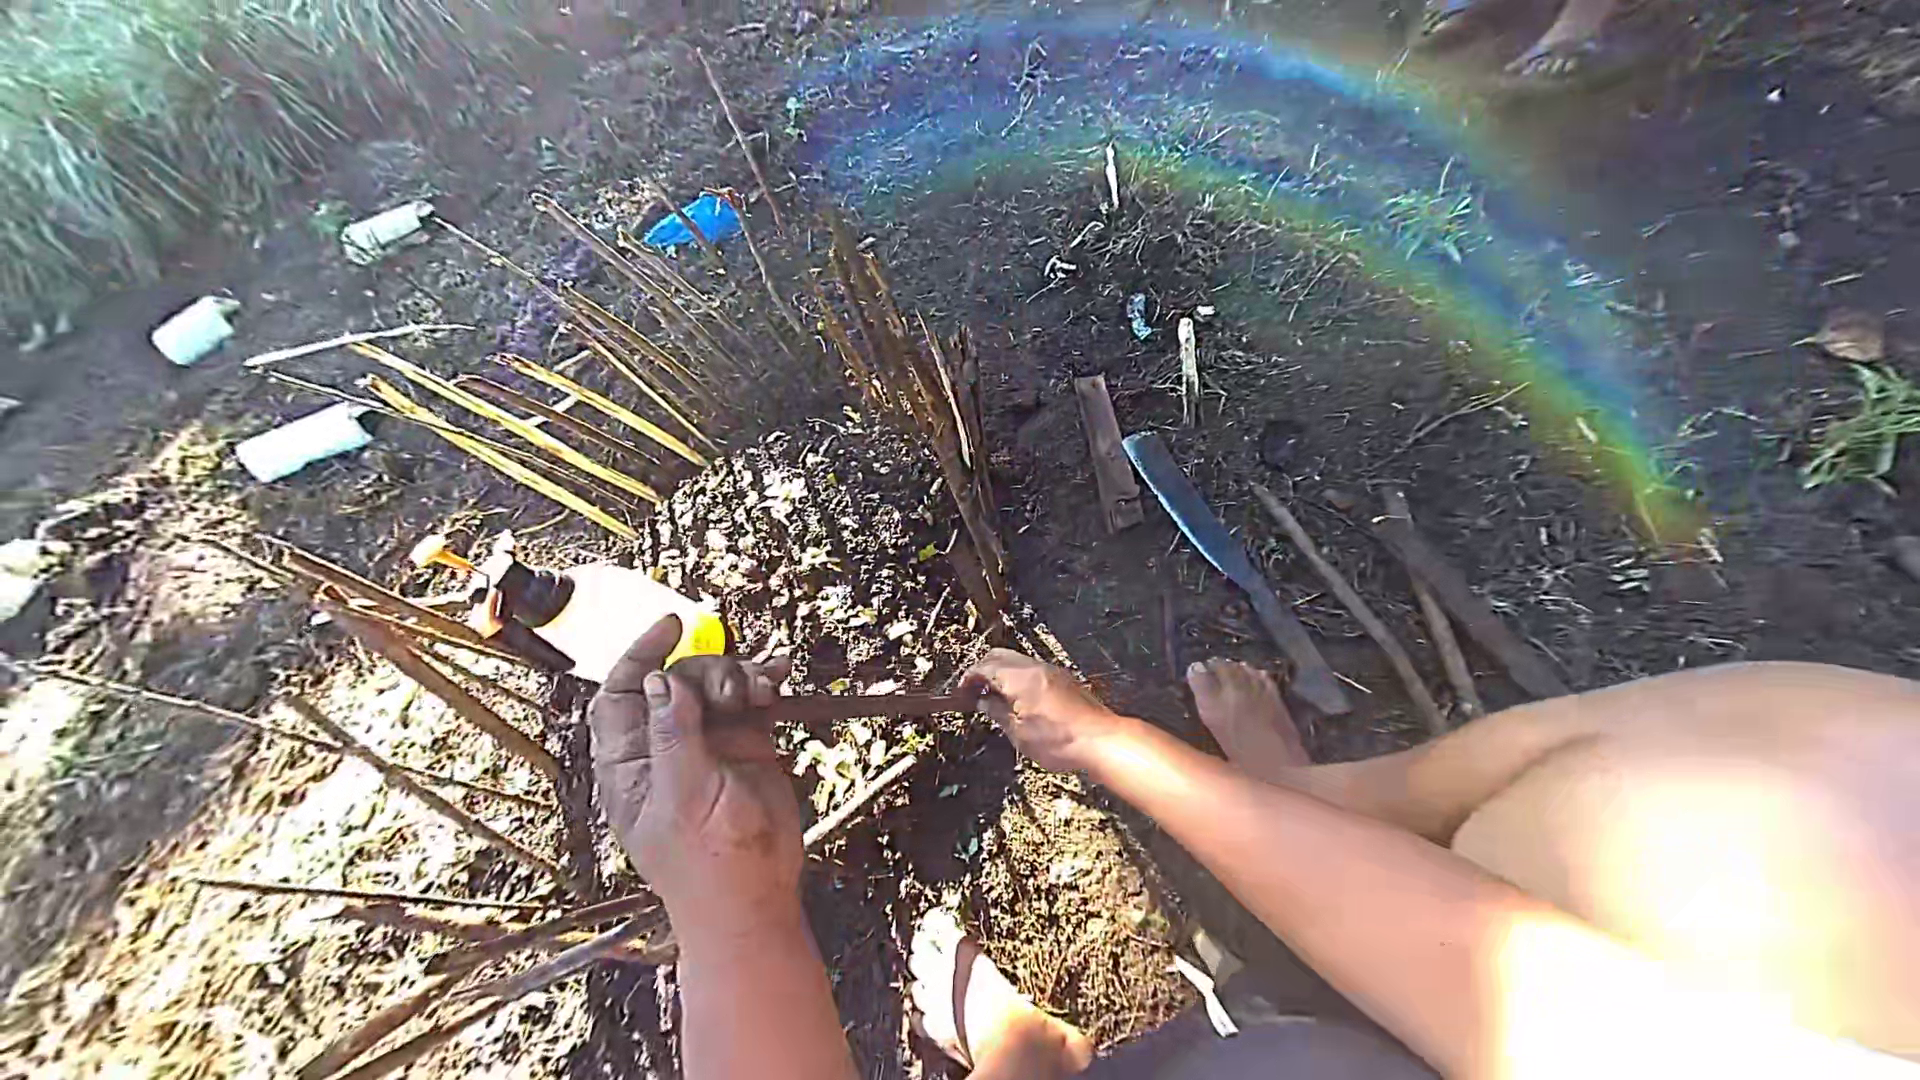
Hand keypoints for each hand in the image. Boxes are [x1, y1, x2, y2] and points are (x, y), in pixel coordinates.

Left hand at [589, 616, 801, 932]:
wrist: (758, 893)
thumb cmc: (708, 860)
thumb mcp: (685, 795)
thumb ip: (674, 734)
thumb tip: (662, 680)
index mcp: (633, 762)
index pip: (623, 695)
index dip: (641, 656)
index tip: (672, 625)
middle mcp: (668, 746)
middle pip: (679, 683)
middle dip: (707, 672)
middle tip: (734, 687)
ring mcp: (710, 743)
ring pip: (717, 686)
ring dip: (741, 675)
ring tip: (765, 686)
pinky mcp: (747, 744)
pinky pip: (751, 700)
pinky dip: (765, 683)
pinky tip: (779, 675)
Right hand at [960, 649, 1124, 772]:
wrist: (1102, 741)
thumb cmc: (1061, 741)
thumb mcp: (1020, 734)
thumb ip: (998, 712)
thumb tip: (984, 702)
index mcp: (1020, 678)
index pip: (985, 666)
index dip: (969, 678)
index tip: (961, 692)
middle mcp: (1035, 667)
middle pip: (999, 655)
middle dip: (982, 669)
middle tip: (973, 690)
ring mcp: (1051, 670)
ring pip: (1016, 659)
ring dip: (1000, 672)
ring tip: (993, 696)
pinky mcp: (1062, 678)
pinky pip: (1031, 668)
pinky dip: (1017, 675)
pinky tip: (1017, 697)